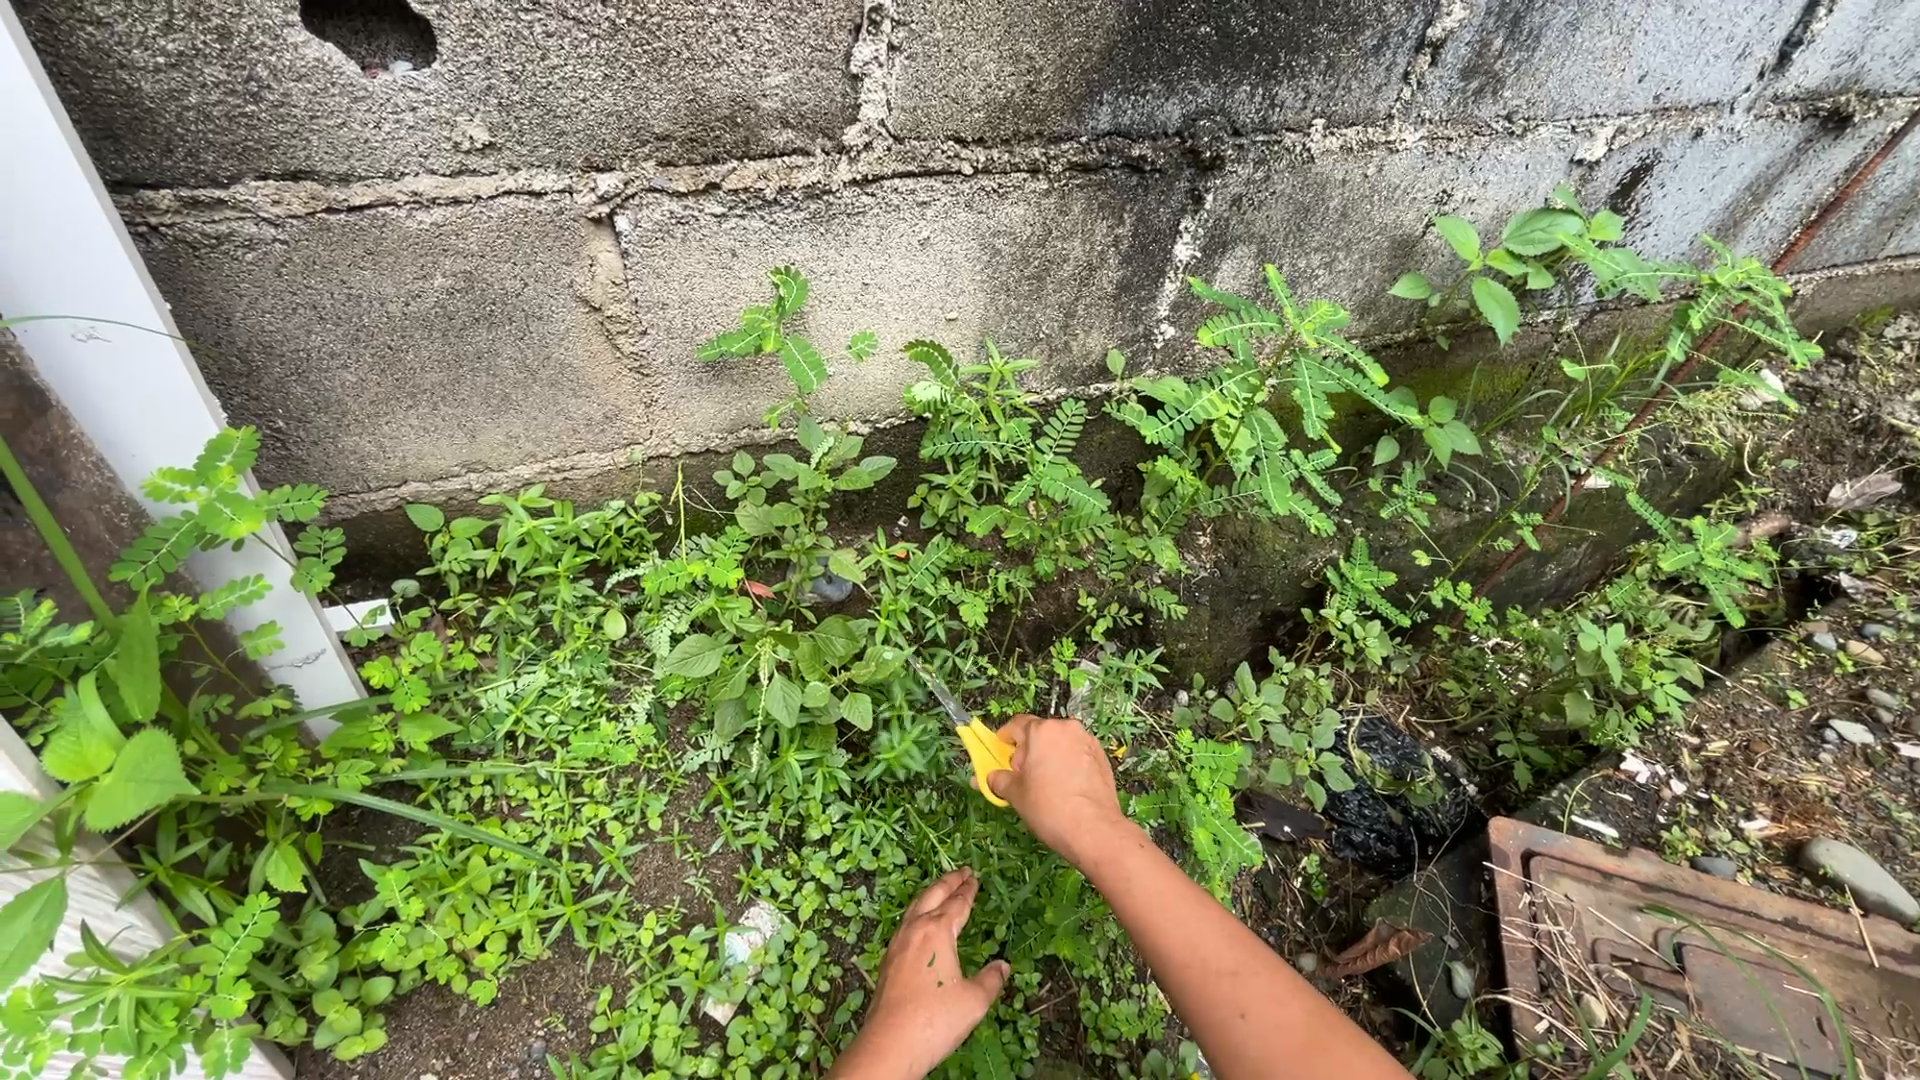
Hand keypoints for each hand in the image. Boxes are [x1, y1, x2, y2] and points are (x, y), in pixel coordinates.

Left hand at [828, 868, 1008, 1079]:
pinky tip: (919, 922)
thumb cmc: (936, 1020)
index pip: (957, 903)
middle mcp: (916, 929)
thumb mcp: (974, 1001)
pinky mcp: (889, 959)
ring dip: (931, 893)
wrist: (890, 1044)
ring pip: (916, 907)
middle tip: (961, 871)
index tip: (975, 877)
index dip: (968, 890)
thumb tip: (1003, 965)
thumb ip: (991, 980)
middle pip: (933, 895)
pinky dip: (918, 910)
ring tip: (941, 888)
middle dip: (949, 882)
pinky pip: (906, 922)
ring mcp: (898, 943)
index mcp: (937, 930)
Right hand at [986, 715, 1133, 869]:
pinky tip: (1065, 787)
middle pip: (1040, 733)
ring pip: (1060, 743)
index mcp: (1042, 731)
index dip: (1006, 737)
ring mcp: (1087, 741)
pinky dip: (1068, 763)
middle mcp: (1066, 728)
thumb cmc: (1049, 807)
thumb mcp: (1015, 794)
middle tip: (1022, 776)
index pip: (1017, 725)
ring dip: (1049, 756)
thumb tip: (988, 777)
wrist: (1094, 829)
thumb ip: (999, 780)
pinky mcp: (1101, 756)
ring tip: (1045, 784)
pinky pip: (1077, 753)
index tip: (1001, 749)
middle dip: (1028, 751)